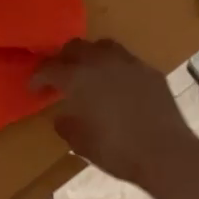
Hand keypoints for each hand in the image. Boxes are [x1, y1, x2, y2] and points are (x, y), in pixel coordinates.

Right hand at [31, 39, 198, 190]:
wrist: (164, 152)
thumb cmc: (116, 151)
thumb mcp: (81, 144)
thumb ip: (67, 126)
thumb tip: (62, 117)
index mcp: (79, 79)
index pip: (50, 67)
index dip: (38, 77)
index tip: (34, 88)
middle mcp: (102, 62)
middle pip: (76, 47)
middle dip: (63, 60)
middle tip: (59, 78)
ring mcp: (129, 63)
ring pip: (103, 46)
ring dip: (90, 57)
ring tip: (89, 75)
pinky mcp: (150, 71)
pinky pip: (126, 60)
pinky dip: (114, 68)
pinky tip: (116, 86)